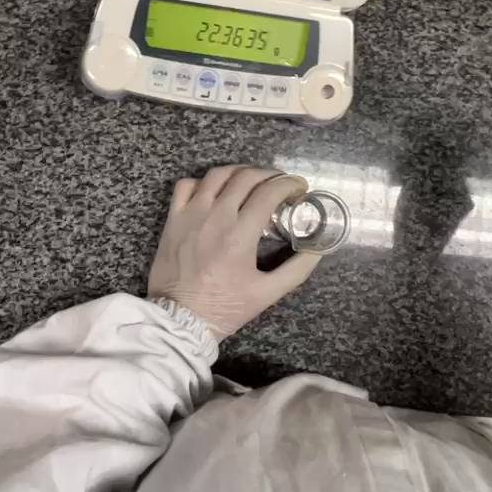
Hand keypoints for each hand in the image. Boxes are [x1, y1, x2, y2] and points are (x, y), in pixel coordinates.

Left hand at [148, 166, 321, 338]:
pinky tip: (215, 191)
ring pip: (217, 174)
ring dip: (239, 172)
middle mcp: (216, 216)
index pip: (269, 192)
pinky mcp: (173, 218)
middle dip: (269, 175)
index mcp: (240, 234)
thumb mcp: (267, 294)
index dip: (289, 184)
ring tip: (251, 181)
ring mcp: (191, 214)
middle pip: (246, 177)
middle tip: (280, 185)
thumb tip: (318, 249)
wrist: (179, 319)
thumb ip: (297, 270)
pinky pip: (186, 185)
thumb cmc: (224, 307)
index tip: (299, 188)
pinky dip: (203, 181)